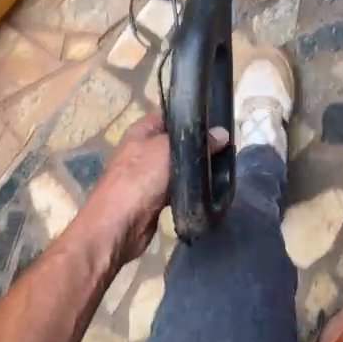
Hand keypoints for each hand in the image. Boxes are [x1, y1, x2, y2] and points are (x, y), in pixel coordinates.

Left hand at [64, 114, 228, 271]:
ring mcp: (148, 176)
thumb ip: (195, 140)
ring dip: (195, 168)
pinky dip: (190, 188)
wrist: (117, 226)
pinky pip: (177, 188)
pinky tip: (210, 187)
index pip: (168, 115)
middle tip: (224, 145)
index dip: (189, 116)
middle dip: (196, 144)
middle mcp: (143, 150)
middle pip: (175, 142)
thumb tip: (223, 134)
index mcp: (140, 131)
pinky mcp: (155, 199)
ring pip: (178, 166)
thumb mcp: (168, 150)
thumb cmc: (138, 178)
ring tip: (222, 164)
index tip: (215, 120)